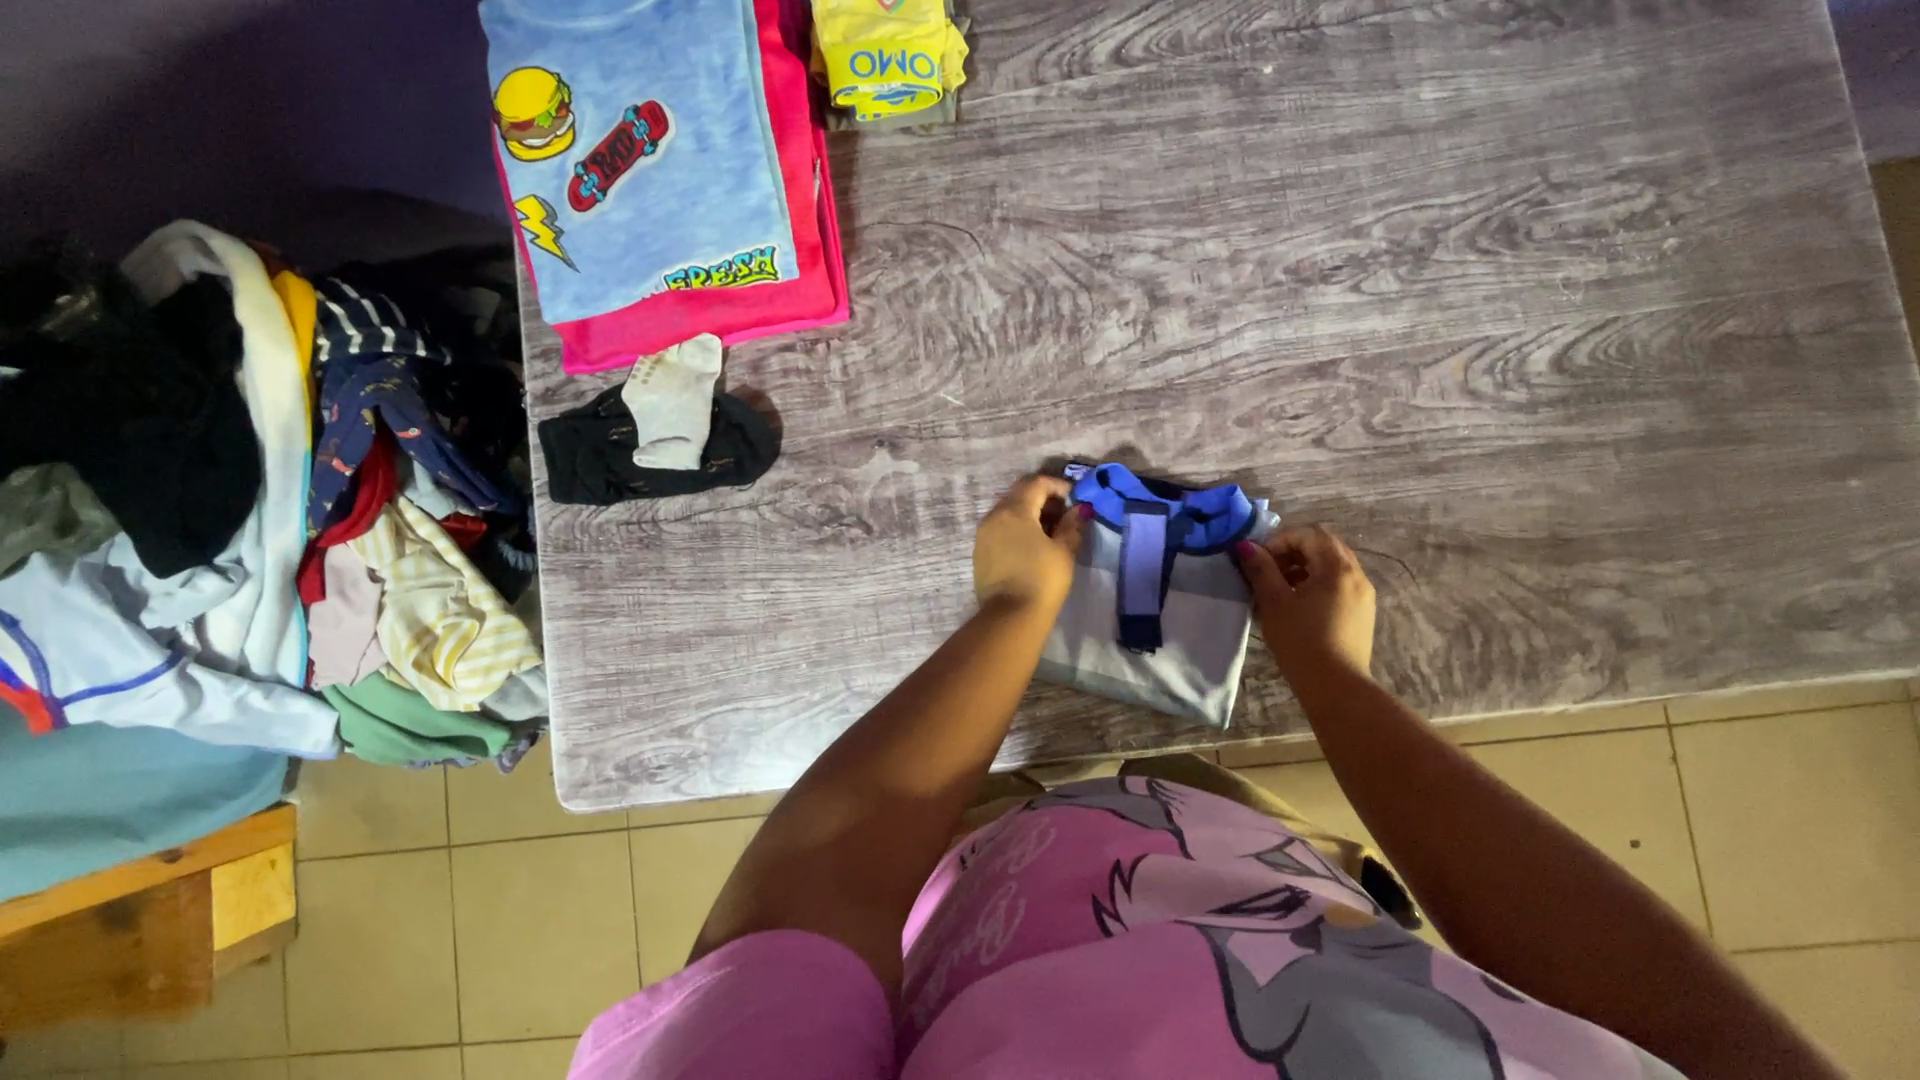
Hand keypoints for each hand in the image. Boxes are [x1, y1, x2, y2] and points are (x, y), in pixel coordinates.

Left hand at [973, 475, 1088, 612]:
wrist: (1011, 616)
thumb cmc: (1042, 579)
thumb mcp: (1064, 551)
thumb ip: (1073, 525)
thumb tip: (1080, 510)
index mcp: (1013, 510)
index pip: (1036, 483)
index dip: (1059, 486)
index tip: (1076, 499)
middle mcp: (993, 516)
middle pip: (1020, 494)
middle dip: (1044, 499)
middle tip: (1066, 514)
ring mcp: (983, 535)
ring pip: (1008, 512)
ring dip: (1031, 514)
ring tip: (1053, 531)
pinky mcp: (980, 552)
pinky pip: (1000, 529)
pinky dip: (1018, 528)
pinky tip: (1034, 545)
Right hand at [1234, 525, 1375, 680]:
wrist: (1335, 686)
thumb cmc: (1301, 640)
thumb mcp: (1274, 602)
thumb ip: (1260, 569)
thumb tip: (1245, 546)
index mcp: (1337, 568)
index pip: (1309, 534)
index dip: (1279, 541)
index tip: (1259, 561)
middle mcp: (1357, 575)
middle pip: (1324, 546)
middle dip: (1293, 552)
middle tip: (1269, 571)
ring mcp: (1363, 594)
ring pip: (1332, 566)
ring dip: (1304, 568)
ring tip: (1280, 590)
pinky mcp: (1362, 612)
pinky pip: (1339, 584)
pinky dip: (1317, 583)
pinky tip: (1299, 606)